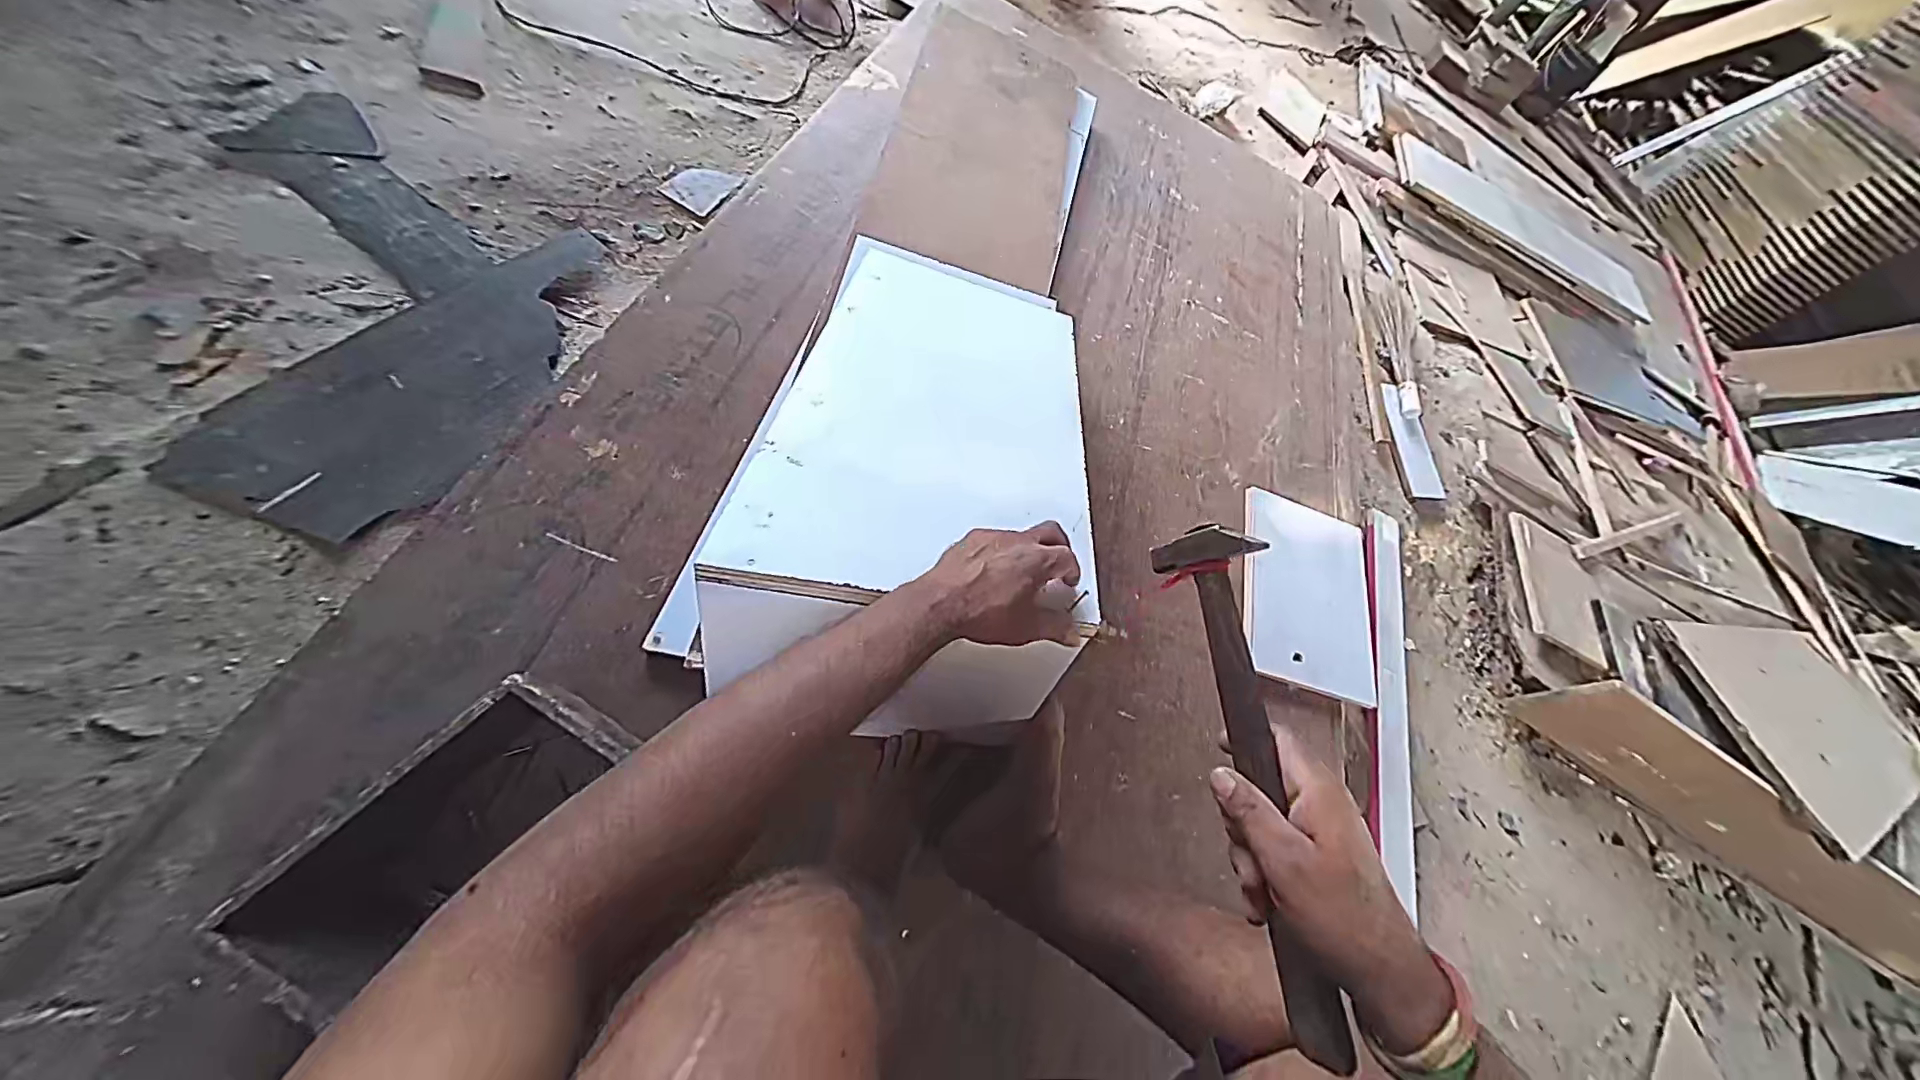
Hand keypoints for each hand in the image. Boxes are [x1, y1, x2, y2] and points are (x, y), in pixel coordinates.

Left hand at [913, 523, 1081, 645]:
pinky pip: (994, 539)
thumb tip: (1067, 631)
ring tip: (1024, 570)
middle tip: (1057, 563)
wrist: (940, 604)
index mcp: (1036, 560)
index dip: (1072, 570)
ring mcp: (992, 538)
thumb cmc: (978, 611)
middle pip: (1051, 533)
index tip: (1068, 579)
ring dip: (1028, 549)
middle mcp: (1016, 542)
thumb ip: (1054, 627)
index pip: (1067, 558)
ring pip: (1021, 535)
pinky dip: (1001, 550)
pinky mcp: (972, 540)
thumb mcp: (1026, 627)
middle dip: (1059, 547)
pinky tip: (994, 569)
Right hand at [1208, 724, 1453, 1055]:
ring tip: (1264, 888)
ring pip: (1260, 822)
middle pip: (1257, 787)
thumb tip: (1221, 775)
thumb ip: (1248, 810)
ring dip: (1250, 857)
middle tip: (1250, 854)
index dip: (1244, 741)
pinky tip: (1269, 899)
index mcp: (1318, 792)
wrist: (1379, 972)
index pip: (1277, 739)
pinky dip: (1264, 872)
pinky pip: (1272, 848)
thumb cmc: (1346, 919)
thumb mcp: (1283, 860)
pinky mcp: (1315, 854)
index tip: (1219, 751)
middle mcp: (1320, 804)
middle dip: (1241, 824)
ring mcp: (1318, 829)